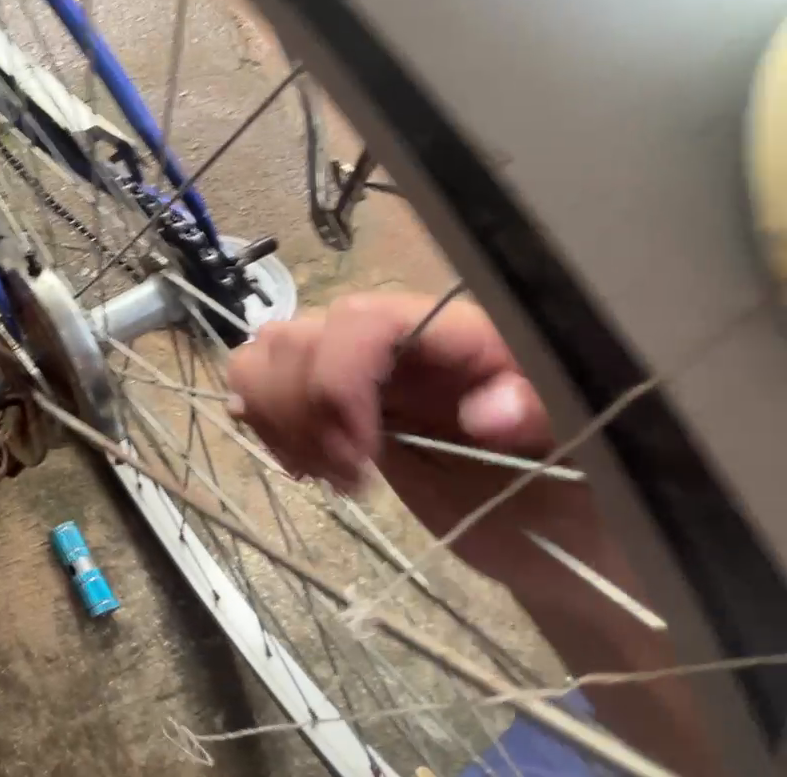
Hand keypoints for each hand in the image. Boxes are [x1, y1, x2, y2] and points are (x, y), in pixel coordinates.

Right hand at [226, 293, 609, 600]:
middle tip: (348, 475)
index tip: (357, 451)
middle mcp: (390, 343)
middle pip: (296, 337)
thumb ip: (548, 414)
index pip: (359, 321)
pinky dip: (263, 422)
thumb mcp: (599, 452)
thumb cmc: (592, 496)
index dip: (335, 377)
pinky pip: (257, 386)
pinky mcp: (326, 406)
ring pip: (264, 355)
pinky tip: (305, 464)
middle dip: (302, 409)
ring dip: (274, 414)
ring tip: (322, 468)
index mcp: (452, 337)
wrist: (565, 537)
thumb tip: (486, 411)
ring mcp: (352, 373)